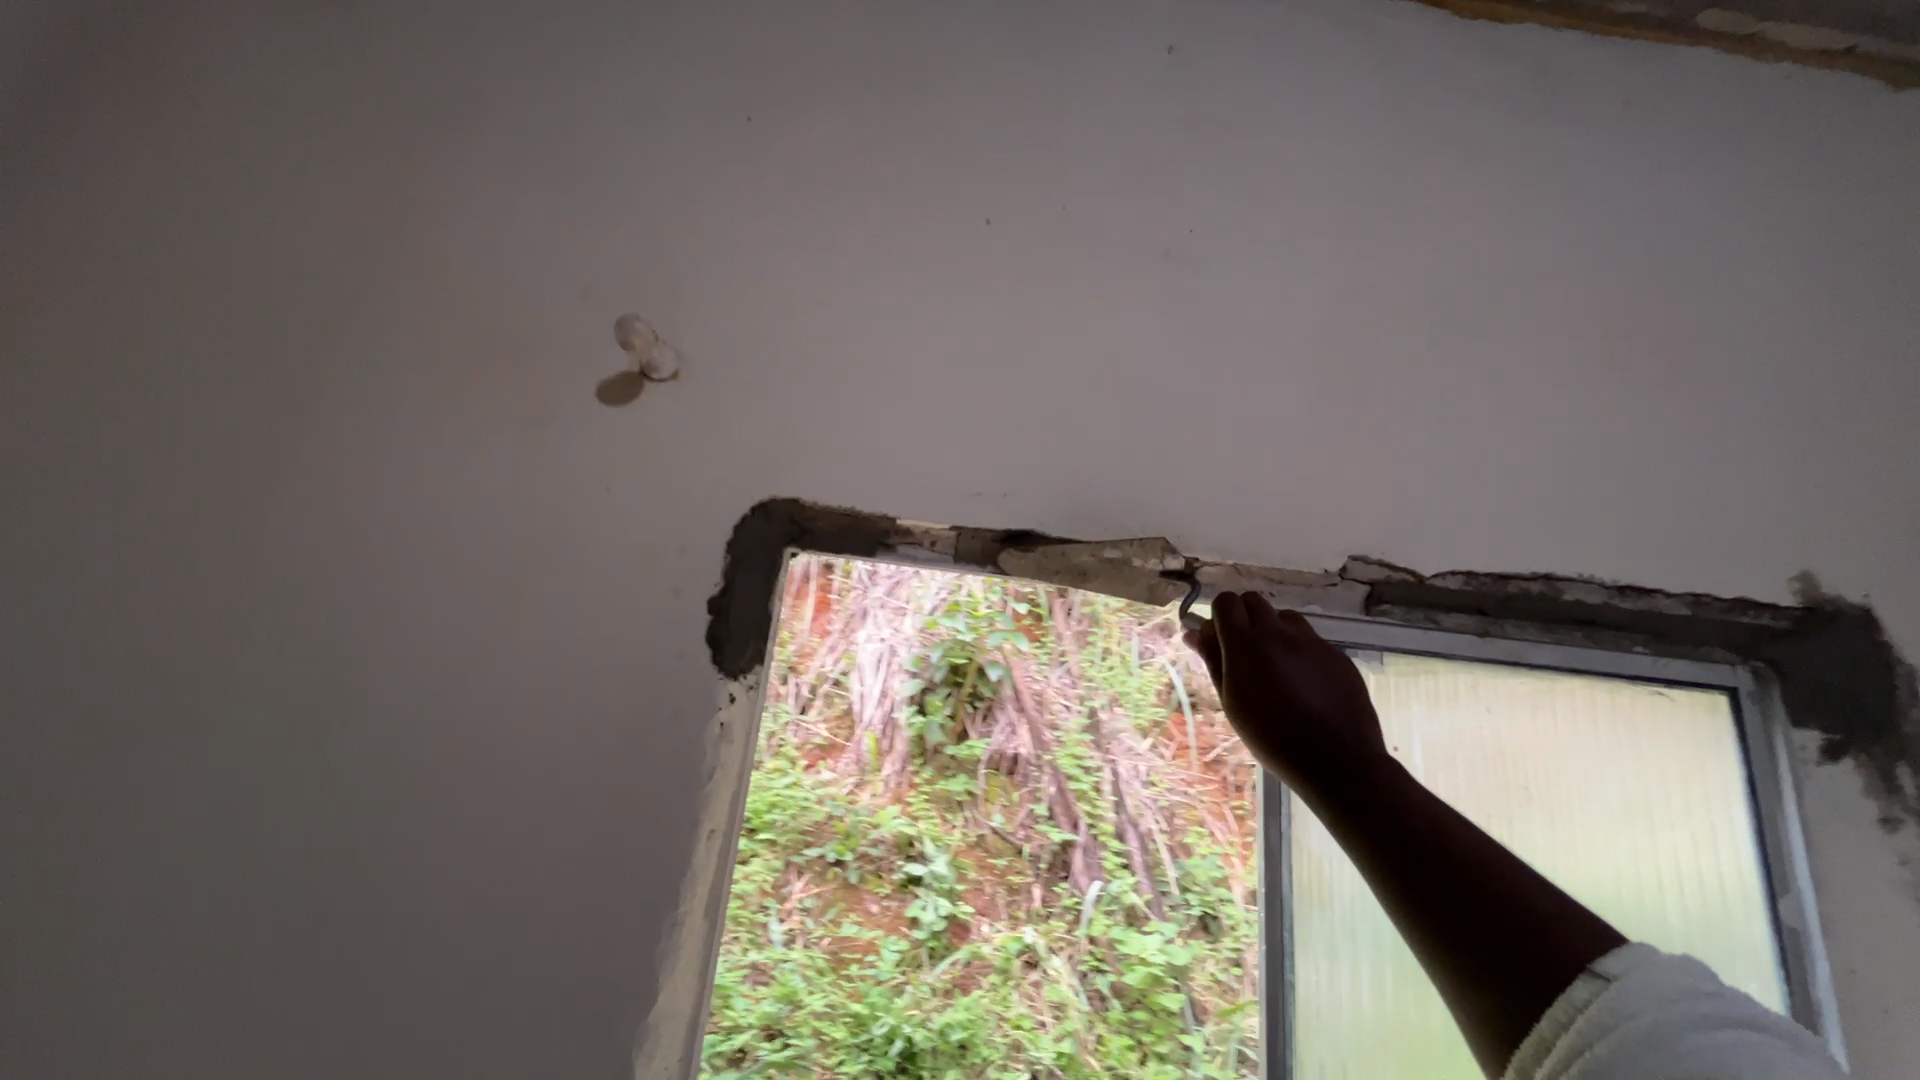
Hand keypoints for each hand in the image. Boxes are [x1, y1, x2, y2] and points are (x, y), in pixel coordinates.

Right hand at [1184, 592, 1390, 800]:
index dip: (1219, 616)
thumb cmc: (1271, 738)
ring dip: (1274, 630)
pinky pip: (1311, 639)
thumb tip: (1193, 632)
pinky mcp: (1336, 653)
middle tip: (1244, 652)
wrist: (1336, 760)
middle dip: (1244, 617)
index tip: (1219, 639)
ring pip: (1284, 616)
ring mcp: (1312, 641)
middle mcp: (1278, 633)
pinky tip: (1305, 683)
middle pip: (1254, 601)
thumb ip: (1213, 660)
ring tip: (1276, 665)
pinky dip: (1300, 650)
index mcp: (1246, 645)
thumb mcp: (1231, 701)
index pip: (1226, 602)